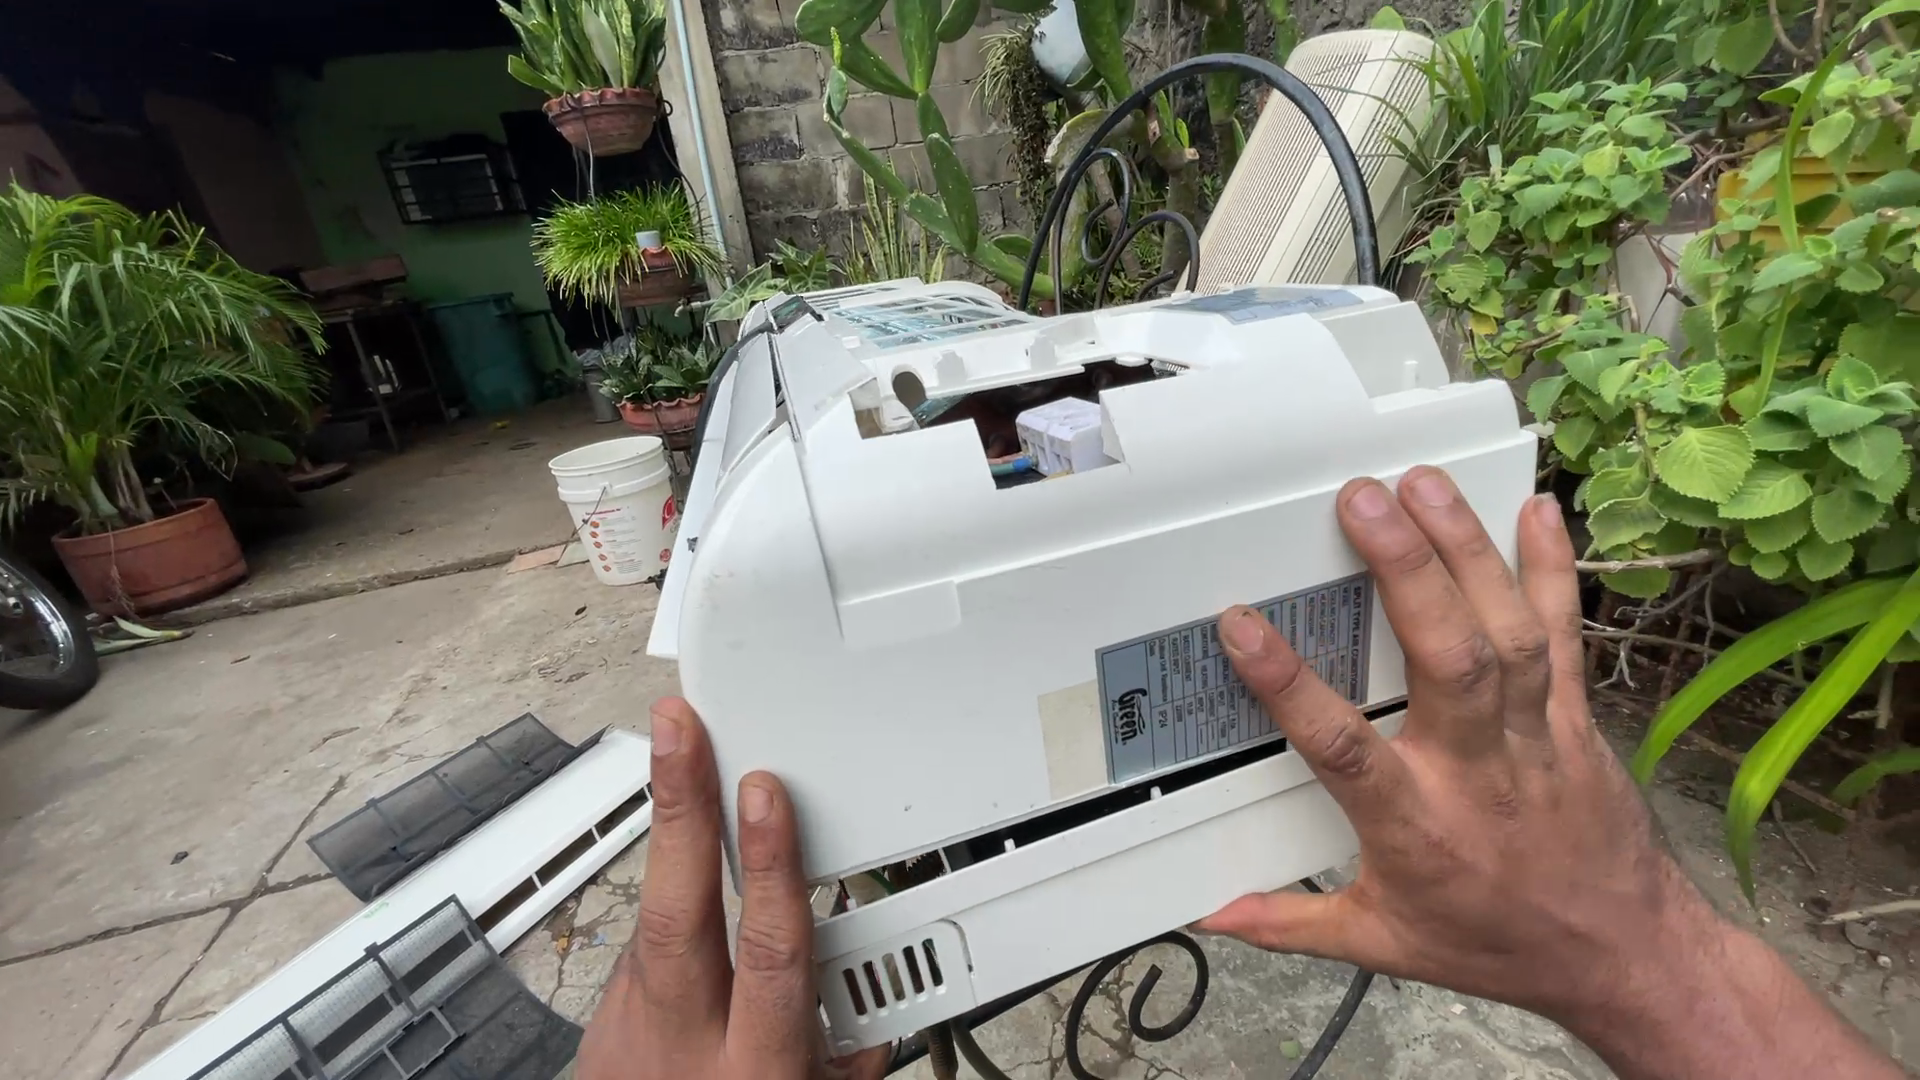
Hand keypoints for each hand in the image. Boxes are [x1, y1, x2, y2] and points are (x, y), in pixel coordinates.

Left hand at [575, 699, 887, 1079]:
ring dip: (666, 823)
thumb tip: (871, 1027)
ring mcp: (628, 1033)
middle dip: (680, 808)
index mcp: (752, 1071)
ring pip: (651, 912)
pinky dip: (667, 880)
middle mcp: (681, 1044)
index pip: (765, 952)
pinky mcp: (603, 1026)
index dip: (768, 865)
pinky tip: (678, 829)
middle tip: (677, 731)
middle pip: (677, 910)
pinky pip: (644, 939)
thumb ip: (842, 1067)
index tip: (766, 792)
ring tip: (675, 746)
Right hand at [1196, 467, 1899, 1079]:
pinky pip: (1566, 634)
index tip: (1241, 623)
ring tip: (1423, 486)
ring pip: (1508, 632)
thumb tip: (1212, 913)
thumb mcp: (1381, 941)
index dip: (1289, 683)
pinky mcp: (1574, 716)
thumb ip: (1289, 923)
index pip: (1340, 743)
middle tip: (1362, 503)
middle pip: (1447, 657)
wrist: (1632, 960)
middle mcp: (1477, 766)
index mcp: (1415, 820)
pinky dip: (1552, 569)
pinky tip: (1536, 510)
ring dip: (1467, 551)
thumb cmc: (1495, 942)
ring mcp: (1536, 733)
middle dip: (1406, 572)